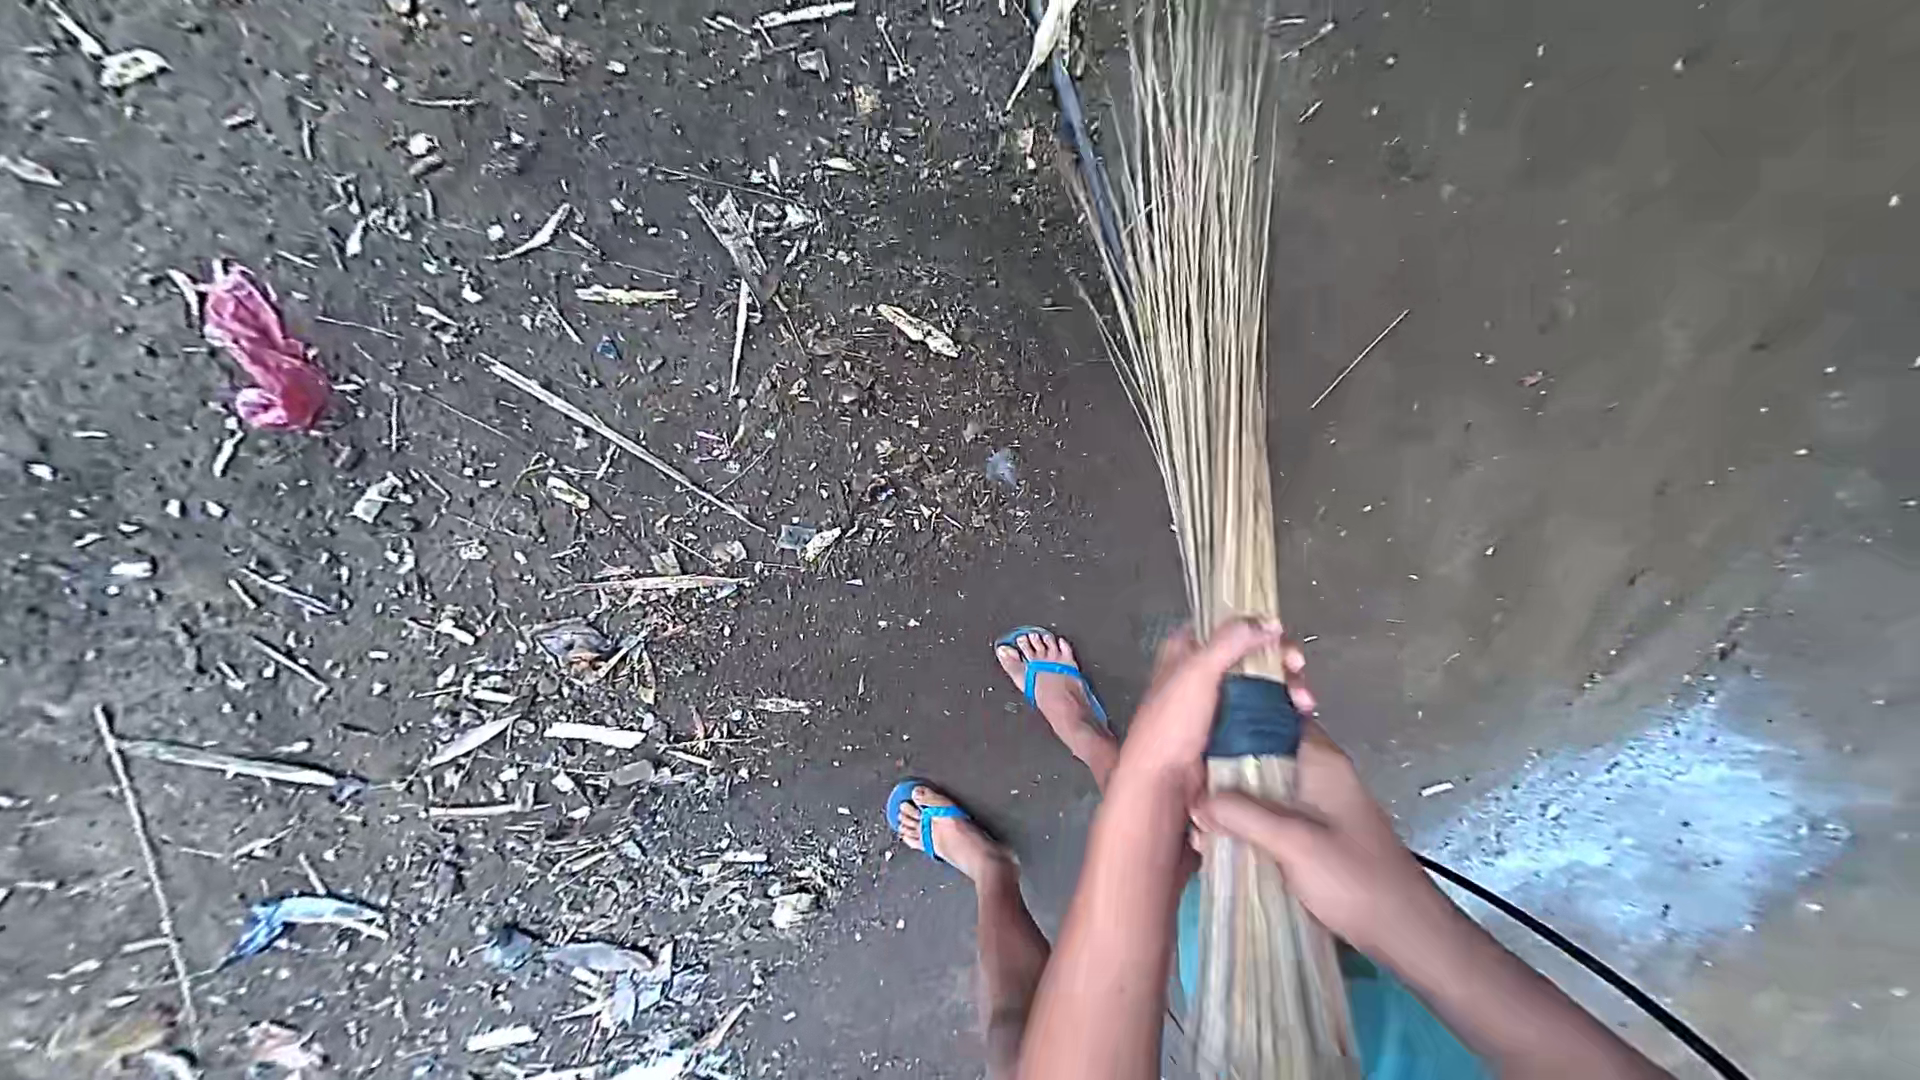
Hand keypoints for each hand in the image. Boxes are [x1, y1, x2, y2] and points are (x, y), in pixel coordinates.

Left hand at [1114, 618, 1313, 795]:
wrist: (1164, 781)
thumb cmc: (1172, 722)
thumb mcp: (1196, 672)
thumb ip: (1229, 642)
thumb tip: (1269, 621)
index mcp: (1184, 650)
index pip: (1223, 625)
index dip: (1253, 625)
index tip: (1280, 634)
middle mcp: (1201, 672)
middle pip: (1248, 654)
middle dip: (1279, 659)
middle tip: (1299, 669)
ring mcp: (1218, 701)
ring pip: (1260, 682)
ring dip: (1287, 686)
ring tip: (1304, 700)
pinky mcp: (1233, 729)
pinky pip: (1264, 711)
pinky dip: (1284, 710)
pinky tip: (1301, 715)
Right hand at [1193, 723, 1444, 956]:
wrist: (1411, 939)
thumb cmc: (1357, 879)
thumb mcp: (1293, 842)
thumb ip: (1241, 814)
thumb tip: (1195, 800)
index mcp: (1319, 758)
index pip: (1272, 711)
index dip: (1234, 712)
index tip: (1196, 724)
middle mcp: (1315, 771)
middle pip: (1257, 749)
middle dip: (1220, 764)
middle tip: (1187, 781)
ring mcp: (1312, 802)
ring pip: (1257, 783)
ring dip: (1227, 798)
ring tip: (1196, 819)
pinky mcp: (1308, 830)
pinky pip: (1264, 811)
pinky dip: (1241, 819)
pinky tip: (1216, 838)